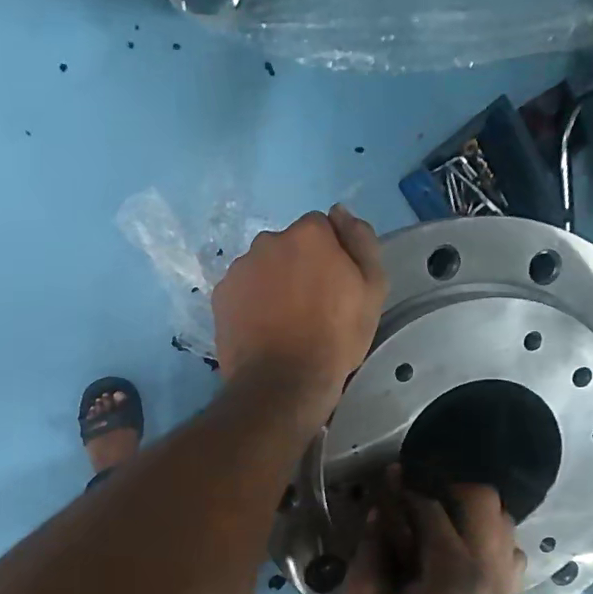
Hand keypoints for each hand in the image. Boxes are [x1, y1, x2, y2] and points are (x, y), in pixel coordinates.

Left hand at [213, 205, 386, 424]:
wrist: (284, 381)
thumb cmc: (336, 337)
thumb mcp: (372, 290)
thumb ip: (361, 242)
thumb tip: (340, 212)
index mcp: (309, 234)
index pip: (322, 228)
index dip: (331, 255)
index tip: (334, 286)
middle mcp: (268, 240)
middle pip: (288, 245)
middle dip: (298, 266)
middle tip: (309, 307)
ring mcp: (239, 267)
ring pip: (262, 267)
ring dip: (272, 283)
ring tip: (283, 322)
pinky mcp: (220, 294)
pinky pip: (241, 290)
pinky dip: (250, 302)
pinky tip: (262, 329)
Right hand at [341, 479, 525, 593]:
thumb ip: (370, 550)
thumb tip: (377, 510)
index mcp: (453, 572)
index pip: (435, 509)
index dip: (407, 491)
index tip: (389, 481)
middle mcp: (489, 572)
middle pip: (486, 503)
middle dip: (451, 490)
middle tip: (418, 501)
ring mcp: (503, 588)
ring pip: (505, 525)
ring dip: (473, 515)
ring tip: (438, 525)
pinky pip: (510, 554)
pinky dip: (490, 541)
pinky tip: (459, 553)